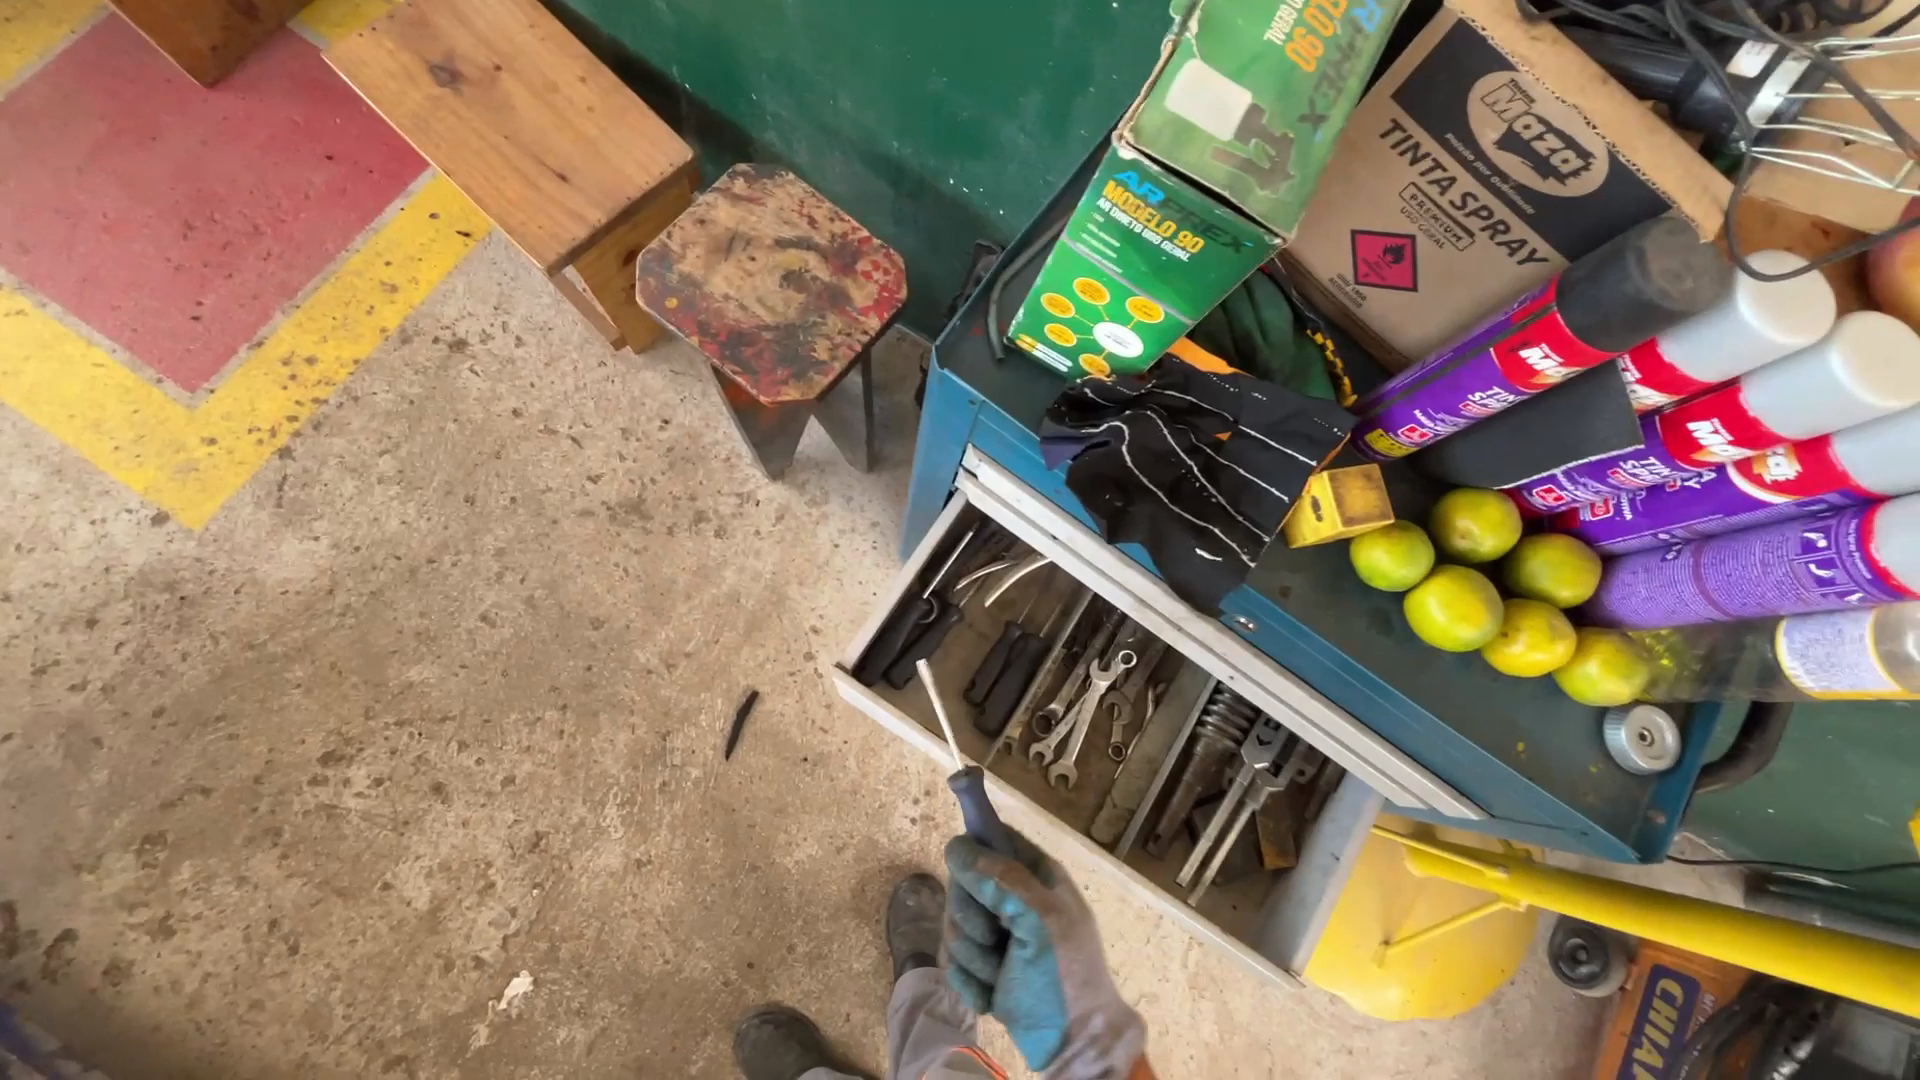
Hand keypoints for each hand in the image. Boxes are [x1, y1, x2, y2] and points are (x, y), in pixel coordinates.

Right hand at [943, 831, 1145, 1078]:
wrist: (1073, 1046)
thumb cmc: (1065, 977)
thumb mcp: (1041, 922)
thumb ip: (1003, 880)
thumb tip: (957, 846)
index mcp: (1037, 875)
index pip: (993, 838)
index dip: (974, 849)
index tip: (962, 869)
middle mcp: (1014, 897)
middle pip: (963, 883)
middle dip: (972, 919)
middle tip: (996, 940)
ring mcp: (996, 933)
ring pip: (953, 923)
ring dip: (973, 957)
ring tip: (1001, 975)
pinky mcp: (980, 966)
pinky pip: (952, 959)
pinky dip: (969, 982)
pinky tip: (992, 995)